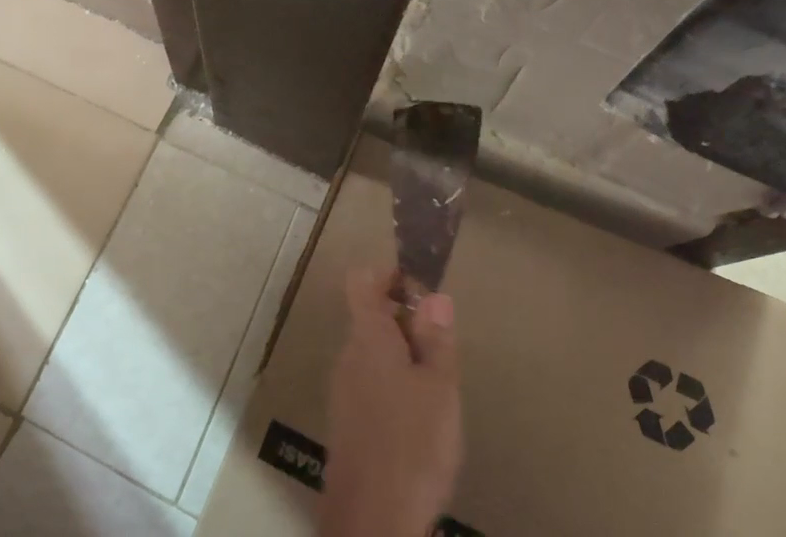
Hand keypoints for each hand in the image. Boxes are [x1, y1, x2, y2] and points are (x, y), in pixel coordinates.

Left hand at [318, 267, 461, 536]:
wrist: (372, 515)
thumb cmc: (413, 442)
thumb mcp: (440, 388)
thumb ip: (437, 339)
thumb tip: (434, 295)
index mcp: (367, 338)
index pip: (361, 282)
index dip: (388, 273)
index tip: (420, 286)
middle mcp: (347, 355)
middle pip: (370, 317)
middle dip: (405, 321)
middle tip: (443, 347)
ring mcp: (342, 388)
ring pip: (371, 352)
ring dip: (402, 355)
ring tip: (437, 385)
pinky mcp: (346, 419)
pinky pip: (369, 382)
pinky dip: (393, 383)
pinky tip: (419, 417)